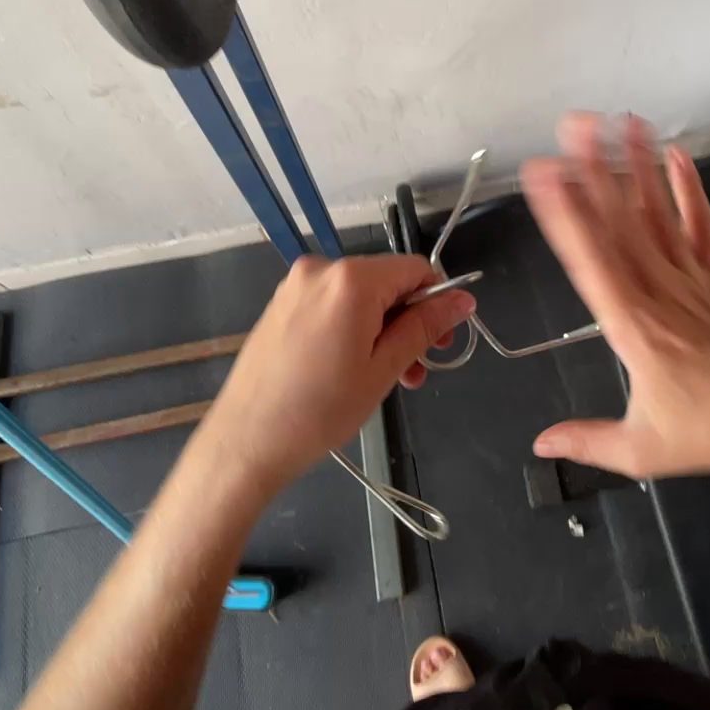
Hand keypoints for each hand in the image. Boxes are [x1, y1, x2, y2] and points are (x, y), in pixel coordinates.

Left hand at [203, 254, 474, 487]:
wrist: (245, 441)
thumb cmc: (321, 409)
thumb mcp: (384, 368)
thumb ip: (425, 327)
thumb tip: (464, 299)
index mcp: (351, 278)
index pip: (416, 269)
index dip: (437, 302)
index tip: (440, 342)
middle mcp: (321, 269)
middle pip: (387, 282)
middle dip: (409, 321)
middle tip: (418, 368)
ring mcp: (296, 286)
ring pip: (361, 298)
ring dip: (384, 331)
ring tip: (391, 378)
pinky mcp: (282, 305)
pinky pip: (333, 306)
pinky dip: (353, 329)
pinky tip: (355, 369)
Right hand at [521, 112, 709, 478]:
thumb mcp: (642, 449)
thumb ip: (587, 441)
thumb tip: (542, 443)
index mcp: (635, 328)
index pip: (592, 261)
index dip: (566, 215)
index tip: (546, 178)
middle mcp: (661, 293)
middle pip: (621, 224)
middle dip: (593, 172)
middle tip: (573, 130)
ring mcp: (693, 281)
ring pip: (657, 216)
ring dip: (635, 168)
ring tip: (619, 125)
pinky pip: (700, 227)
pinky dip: (689, 191)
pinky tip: (676, 160)